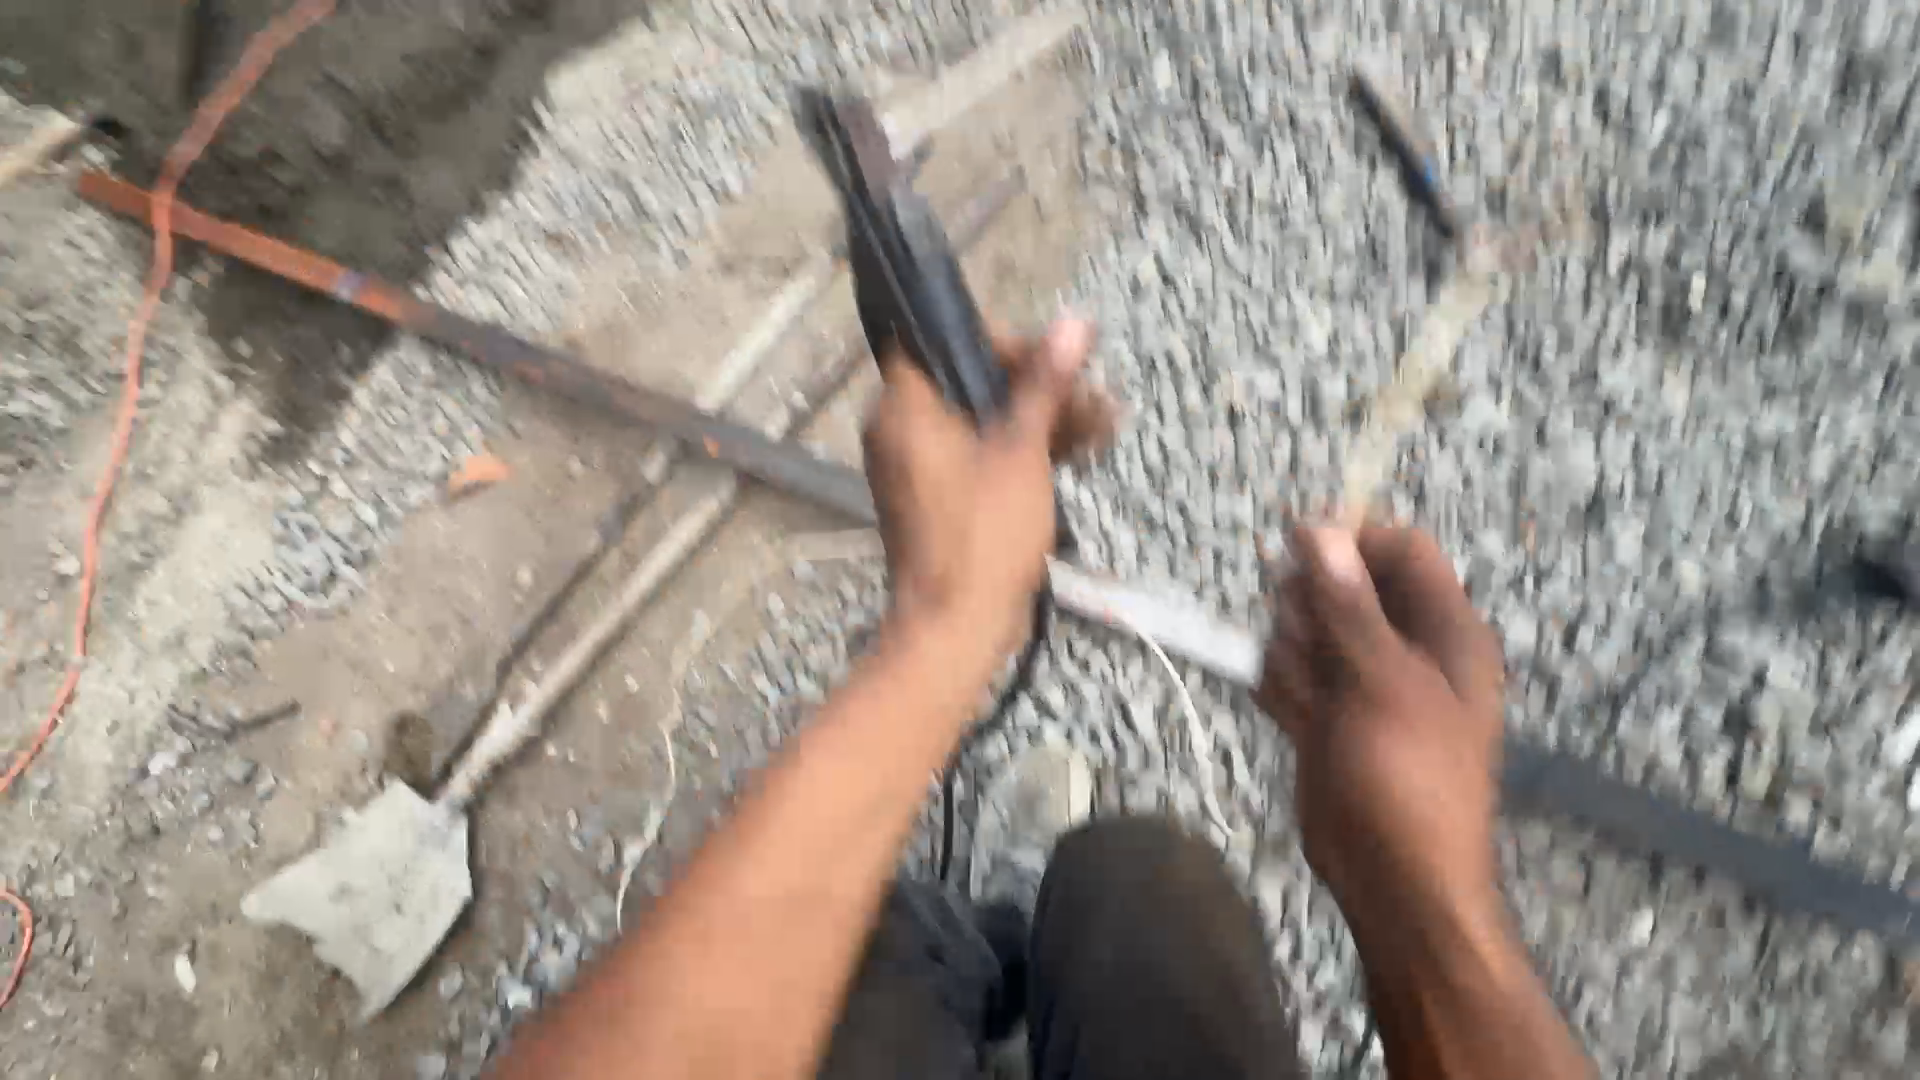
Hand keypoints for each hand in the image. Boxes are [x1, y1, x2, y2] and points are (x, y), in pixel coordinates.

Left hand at [863, 317, 1113, 658]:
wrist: (956, 627)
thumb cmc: (984, 536)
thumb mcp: (1022, 452)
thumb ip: (1044, 384)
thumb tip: (1075, 322)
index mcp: (904, 408)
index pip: (934, 338)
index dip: (991, 340)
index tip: (1041, 361)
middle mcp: (898, 430)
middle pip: (966, 380)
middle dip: (1035, 386)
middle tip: (1089, 397)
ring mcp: (916, 466)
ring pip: (979, 419)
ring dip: (1038, 419)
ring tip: (1102, 425)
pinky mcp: (936, 496)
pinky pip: (975, 454)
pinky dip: (1018, 451)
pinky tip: (1078, 452)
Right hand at [1257, 525, 1506, 932]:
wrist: (1388, 873)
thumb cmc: (1407, 775)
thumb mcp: (1382, 681)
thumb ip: (1347, 602)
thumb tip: (1316, 528)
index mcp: (1441, 629)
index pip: (1398, 549)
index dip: (1350, 544)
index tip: (1299, 556)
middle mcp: (1398, 644)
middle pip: (1335, 585)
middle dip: (1309, 611)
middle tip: (1313, 649)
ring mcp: (1354, 676)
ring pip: (1299, 628)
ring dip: (1292, 660)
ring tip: (1313, 705)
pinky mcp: (1320, 706)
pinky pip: (1283, 671)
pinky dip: (1282, 692)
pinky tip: (1298, 723)